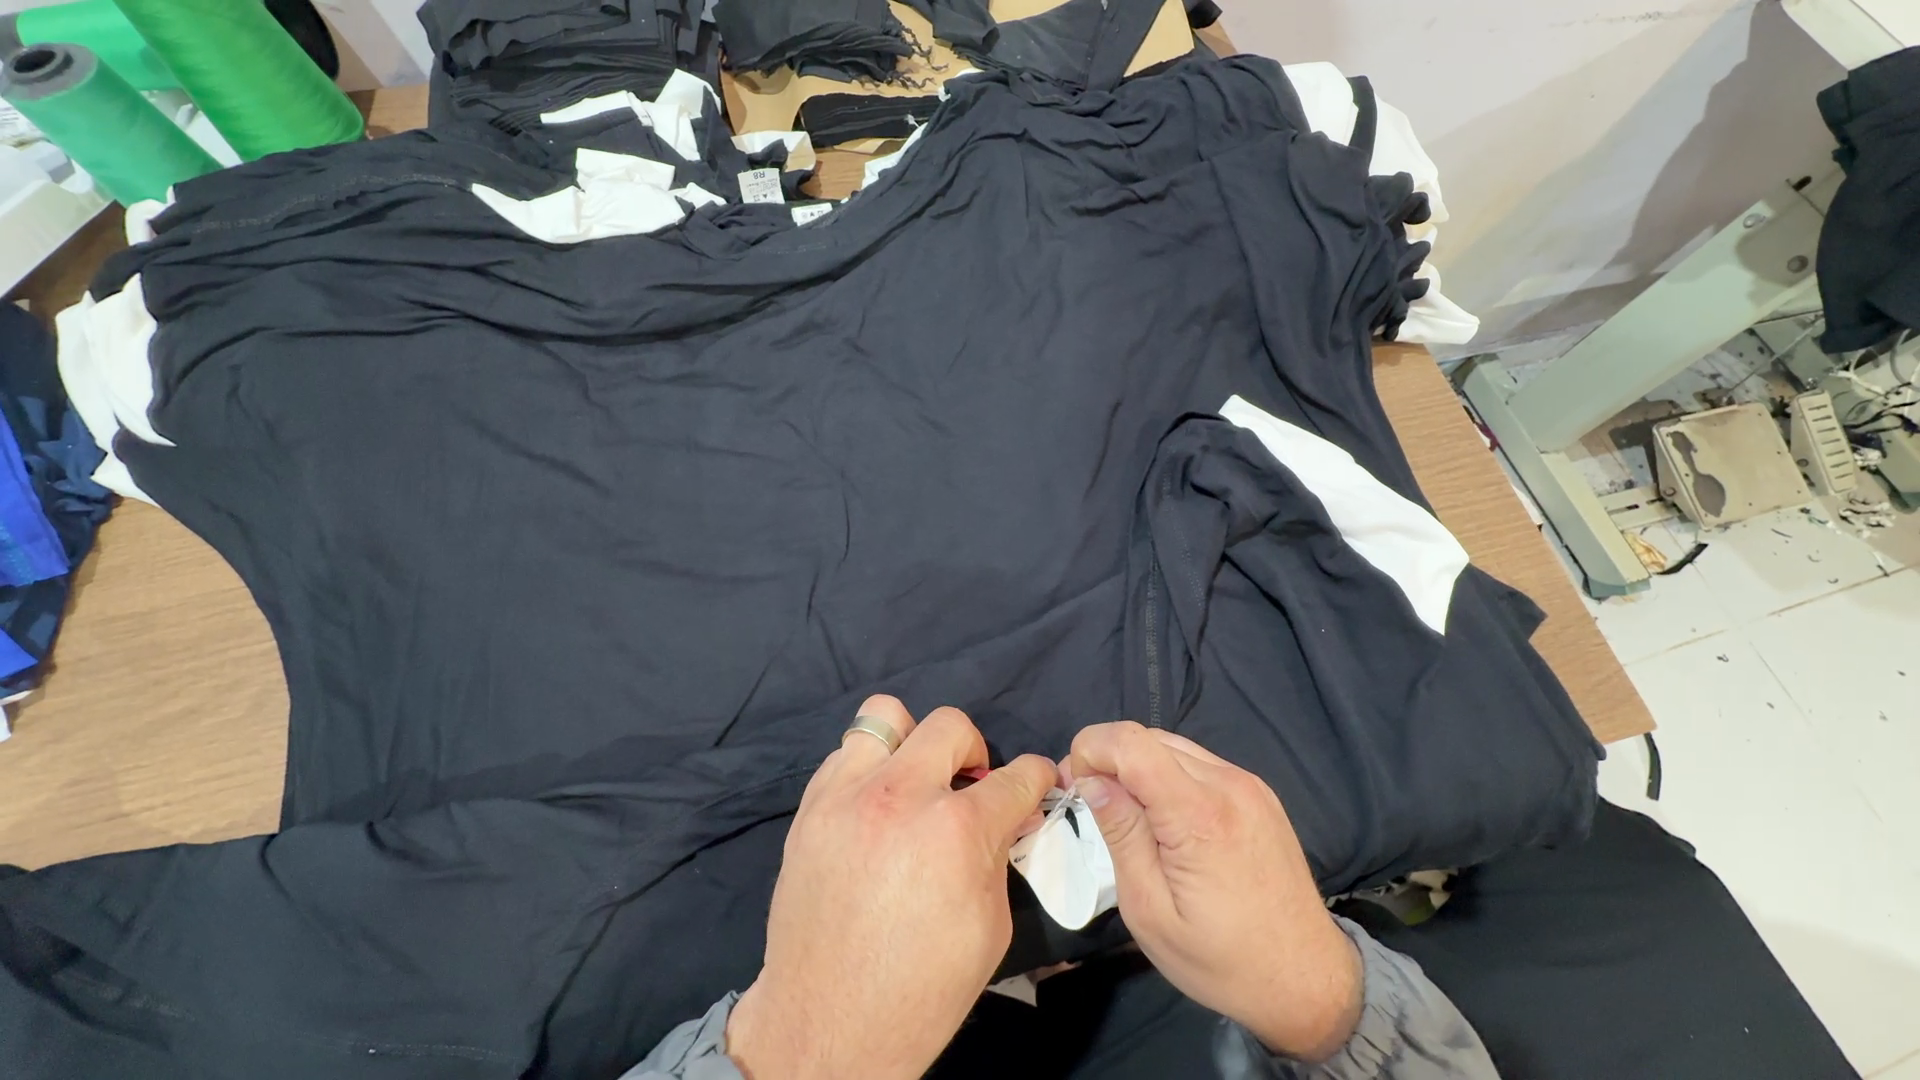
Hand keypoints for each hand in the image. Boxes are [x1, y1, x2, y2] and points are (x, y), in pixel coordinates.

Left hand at [727, 696, 1054, 1079]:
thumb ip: (1000, 854)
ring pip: (885, 716)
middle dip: (975, 752)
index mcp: (957, 831)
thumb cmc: (922, 988)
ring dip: (911, 743)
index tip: (1035, 780)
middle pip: (951, 726)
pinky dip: (869, 767)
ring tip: (913, 781)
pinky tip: (874, 805)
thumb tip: (1010, 814)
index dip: (1036, 776)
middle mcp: (901, 796)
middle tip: (970, 787)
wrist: (828, 1024)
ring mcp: (848, 795)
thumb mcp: (989, 925)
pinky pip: (845, 752)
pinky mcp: (810, 807)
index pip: (1015, 777)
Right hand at [1066, 722, 1362, 1061]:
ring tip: (1126, 813)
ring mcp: (1249, 785)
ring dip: (1138, 766)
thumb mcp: (1149, 910)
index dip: (1091, 749)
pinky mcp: (1259, 794)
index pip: (1130, 742)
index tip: (1074, 785)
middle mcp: (1227, 784)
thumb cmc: (1221, 959)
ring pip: (1172, 746)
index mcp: (1198, 813)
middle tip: (1090, 802)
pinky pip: (1198, 763)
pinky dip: (1168, 775)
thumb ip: (1120, 834)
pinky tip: (1164, 817)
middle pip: (1148, 738)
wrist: (1308, 980)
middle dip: (1109, 759)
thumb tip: (1090, 780)